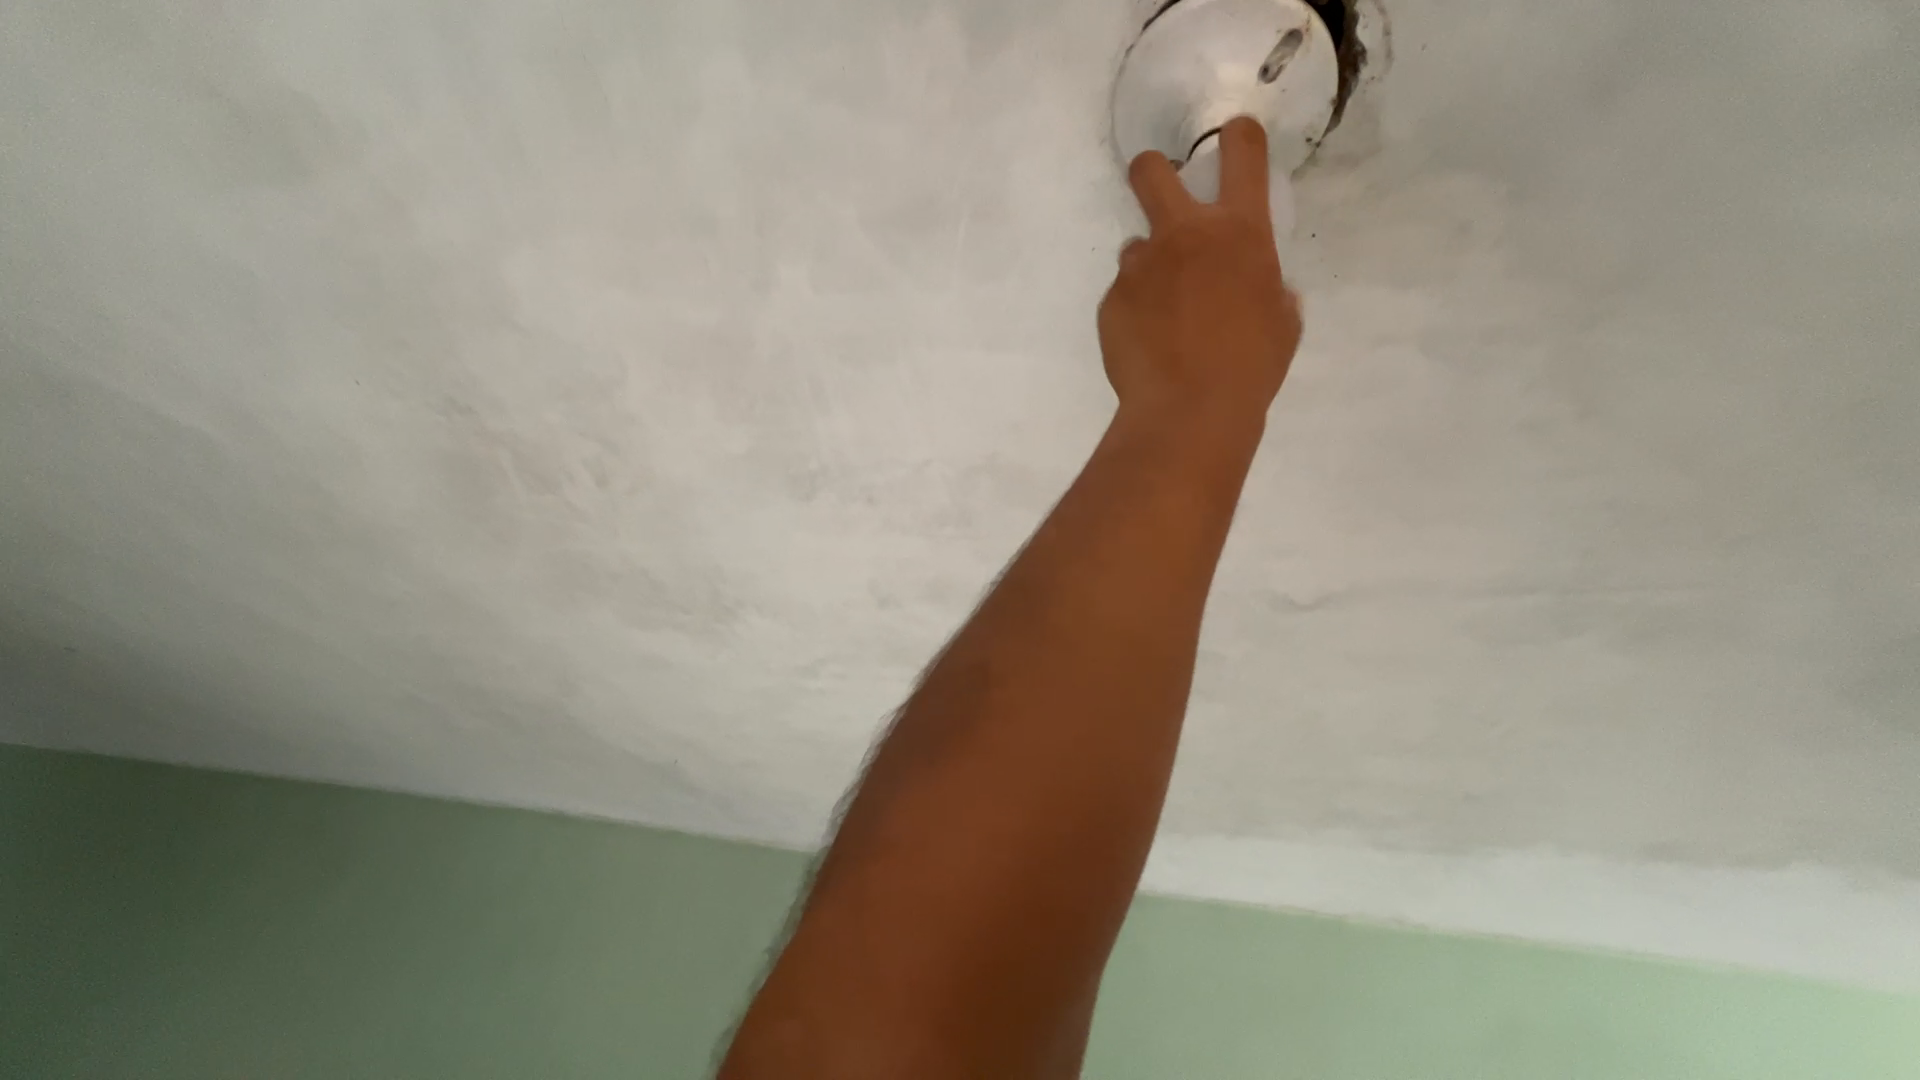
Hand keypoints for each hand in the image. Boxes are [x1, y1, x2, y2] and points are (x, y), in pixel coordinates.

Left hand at [1098, 117, 1303, 430]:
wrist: (1189, 410)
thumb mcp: (1282, 323)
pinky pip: (1123, 296)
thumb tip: (1264, 290)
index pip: (1241, 152)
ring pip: (1135, 246)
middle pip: (1150, 172)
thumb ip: (1269, 290)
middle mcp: (1183, 236)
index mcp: (1238, 232)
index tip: (1233, 138)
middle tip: (1157, 192)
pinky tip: (1147, 345)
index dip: (1237, 136)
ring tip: (1162, 313)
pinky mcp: (1111, 303)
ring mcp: (1140, 267)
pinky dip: (1134, 312)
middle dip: (1151, 171)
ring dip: (1148, 267)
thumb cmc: (1251, 367)